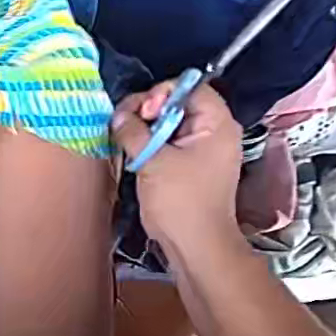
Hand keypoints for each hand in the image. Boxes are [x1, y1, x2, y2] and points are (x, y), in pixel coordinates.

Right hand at [110, 79, 243, 259]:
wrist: (197, 247)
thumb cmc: (180, 201)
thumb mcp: (153, 161)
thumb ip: (133, 132)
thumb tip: (118, 116)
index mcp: (217, 124)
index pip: (190, 88)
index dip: (161, 93)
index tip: (141, 113)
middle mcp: (216, 133)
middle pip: (180, 105)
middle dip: (150, 111)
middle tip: (127, 126)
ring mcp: (206, 152)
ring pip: (173, 126)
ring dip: (148, 130)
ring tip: (127, 141)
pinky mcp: (194, 169)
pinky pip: (172, 146)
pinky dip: (154, 146)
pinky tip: (136, 154)